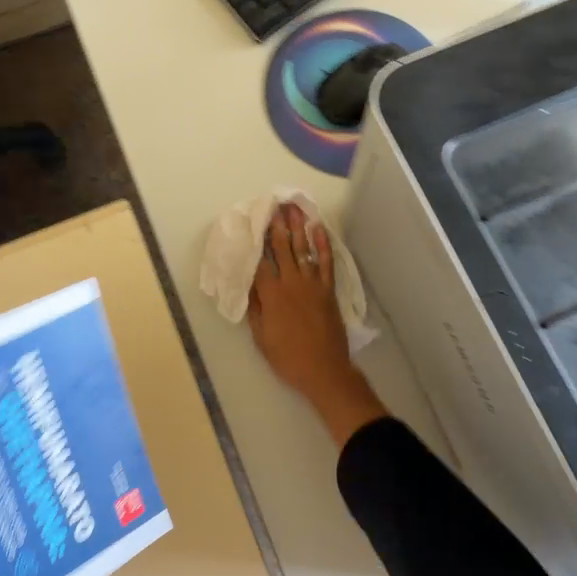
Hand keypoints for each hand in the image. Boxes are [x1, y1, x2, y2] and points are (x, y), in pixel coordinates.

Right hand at [248, 203, 386, 446]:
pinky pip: (326, 262)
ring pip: (303, 249)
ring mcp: (312, 284)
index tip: (252, 223)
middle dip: (276, 226)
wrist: (324, 370)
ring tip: (293, 209)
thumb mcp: (261, 337)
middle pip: (282, 248)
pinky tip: (318, 228)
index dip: (255, 242)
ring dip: (298, 227)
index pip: (260, 262)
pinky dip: (322, 244)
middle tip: (273, 205)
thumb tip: (248, 285)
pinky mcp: (328, 289)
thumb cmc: (288, 357)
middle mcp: (291, 283)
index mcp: (271, 295)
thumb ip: (255, 309)